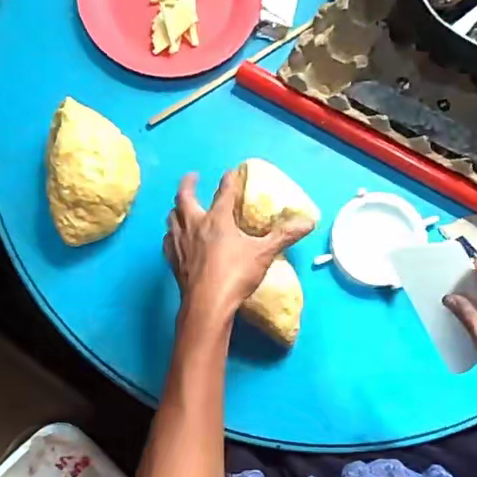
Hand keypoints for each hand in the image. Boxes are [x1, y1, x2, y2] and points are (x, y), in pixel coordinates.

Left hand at [164, 167, 311, 320]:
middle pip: (185, 198)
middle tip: (193, 177)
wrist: (207, 304)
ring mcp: (180, 242)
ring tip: (181, 206)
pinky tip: (173, 237)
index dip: (229, 180)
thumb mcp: (264, 254)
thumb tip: (308, 222)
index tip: (231, 173)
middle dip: (188, 184)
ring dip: (176, 208)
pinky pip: (167, 241)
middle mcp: (194, 225)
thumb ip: (284, 236)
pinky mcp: (173, 260)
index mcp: (217, 219)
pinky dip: (171, 234)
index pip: (224, 192)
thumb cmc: (235, 274)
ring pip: (172, 218)